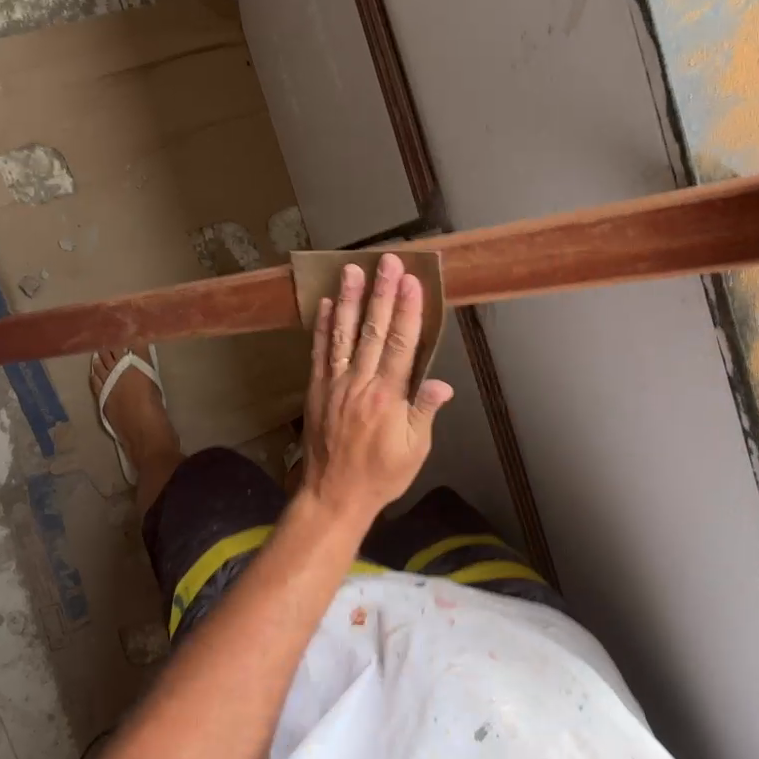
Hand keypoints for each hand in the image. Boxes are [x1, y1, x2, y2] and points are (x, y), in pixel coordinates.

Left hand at [300, 254, 452, 523]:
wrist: (332, 496)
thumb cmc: (381, 475)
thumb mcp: (414, 450)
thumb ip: (423, 412)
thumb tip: (441, 383)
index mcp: (387, 398)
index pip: (400, 345)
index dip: (407, 311)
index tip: (411, 281)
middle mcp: (360, 384)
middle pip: (373, 330)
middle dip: (381, 293)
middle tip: (387, 261)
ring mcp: (335, 384)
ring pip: (343, 334)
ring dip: (349, 300)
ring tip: (352, 270)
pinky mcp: (317, 390)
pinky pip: (320, 353)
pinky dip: (322, 327)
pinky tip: (325, 304)